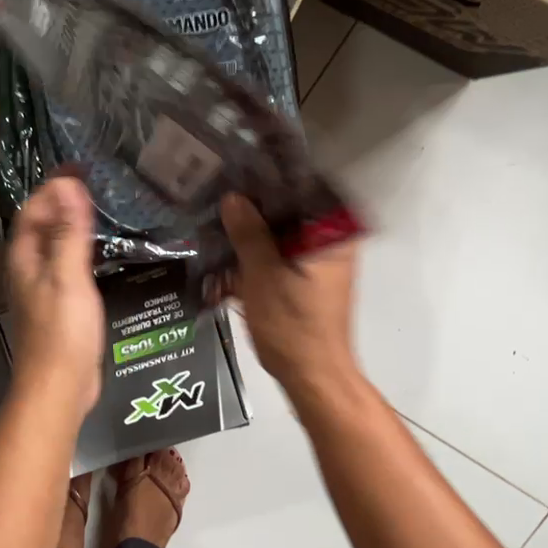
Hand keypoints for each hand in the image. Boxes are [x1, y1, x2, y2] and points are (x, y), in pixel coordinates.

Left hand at [6, 177, 103, 417]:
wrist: (60, 387)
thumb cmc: (62, 331)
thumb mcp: (68, 276)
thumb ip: (68, 231)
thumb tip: (67, 184)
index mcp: (24, 258)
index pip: (33, 208)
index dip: (54, 185)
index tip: (82, 166)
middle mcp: (28, 268)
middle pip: (42, 224)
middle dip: (64, 201)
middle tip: (98, 182)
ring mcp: (42, 288)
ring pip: (55, 245)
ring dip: (73, 224)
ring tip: (103, 208)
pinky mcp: (59, 305)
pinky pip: (67, 265)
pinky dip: (81, 249)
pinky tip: (103, 251)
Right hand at [221, 193, 359, 391]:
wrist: (311, 376)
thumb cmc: (292, 325)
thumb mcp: (263, 275)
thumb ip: (249, 234)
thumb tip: (234, 198)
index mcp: (332, 236)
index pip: (304, 190)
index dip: (270, 179)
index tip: (238, 171)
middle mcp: (330, 244)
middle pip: (289, 212)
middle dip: (254, 207)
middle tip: (219, 195)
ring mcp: (317, 263)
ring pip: (280, 235)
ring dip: (250, 233)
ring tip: (215, 222)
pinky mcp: (303, 281)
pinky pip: (277, 257)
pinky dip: (255, 256)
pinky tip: (225, 255)